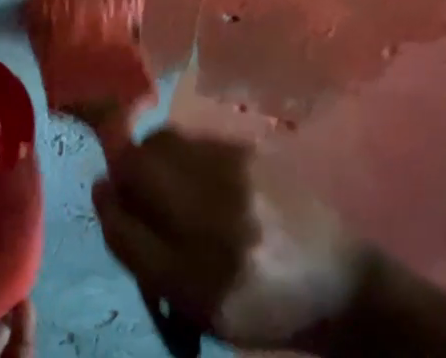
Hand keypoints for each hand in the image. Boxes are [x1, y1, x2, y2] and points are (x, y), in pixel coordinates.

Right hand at [92, 128, 362, 350]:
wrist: (341, 286)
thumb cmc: (262, 304)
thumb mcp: (199, 307)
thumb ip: (143, 254)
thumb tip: (104, 190)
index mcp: (201, 275)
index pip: (122, 226)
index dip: (107, 208)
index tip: (109, 201)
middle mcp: (217, 219)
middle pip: (135, 165)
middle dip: (125, 173)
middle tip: (138, 191)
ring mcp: (236, 176)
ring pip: (160, 143)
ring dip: (152, 158)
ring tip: (170, 182)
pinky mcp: (251, 151)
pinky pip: (191, 138)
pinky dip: (182, 154)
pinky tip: (203, 176)